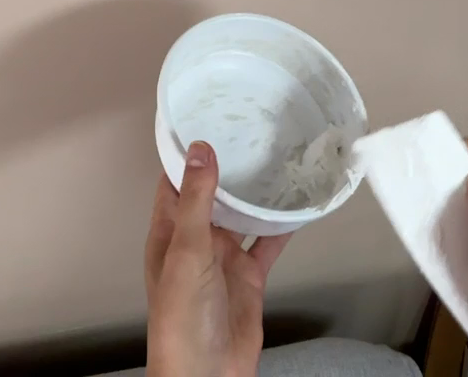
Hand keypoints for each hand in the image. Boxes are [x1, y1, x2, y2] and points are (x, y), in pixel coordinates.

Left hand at [144, 141, 289, 376]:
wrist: (207, 375)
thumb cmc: (182, 317)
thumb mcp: (186, 250)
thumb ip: (196, 200)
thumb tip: (200, 148)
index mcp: (170, 230)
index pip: (176, 180)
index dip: (188, 152)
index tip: (207, 118)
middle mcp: (196, 239)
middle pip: (212, 193)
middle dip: (228, 166)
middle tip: (251, 129)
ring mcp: (223, 257)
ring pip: (242, 215)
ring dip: (256, 193)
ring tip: (276, 157)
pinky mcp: (248, 276)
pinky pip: (267, 243)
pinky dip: (282, 225)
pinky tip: (298, 205)